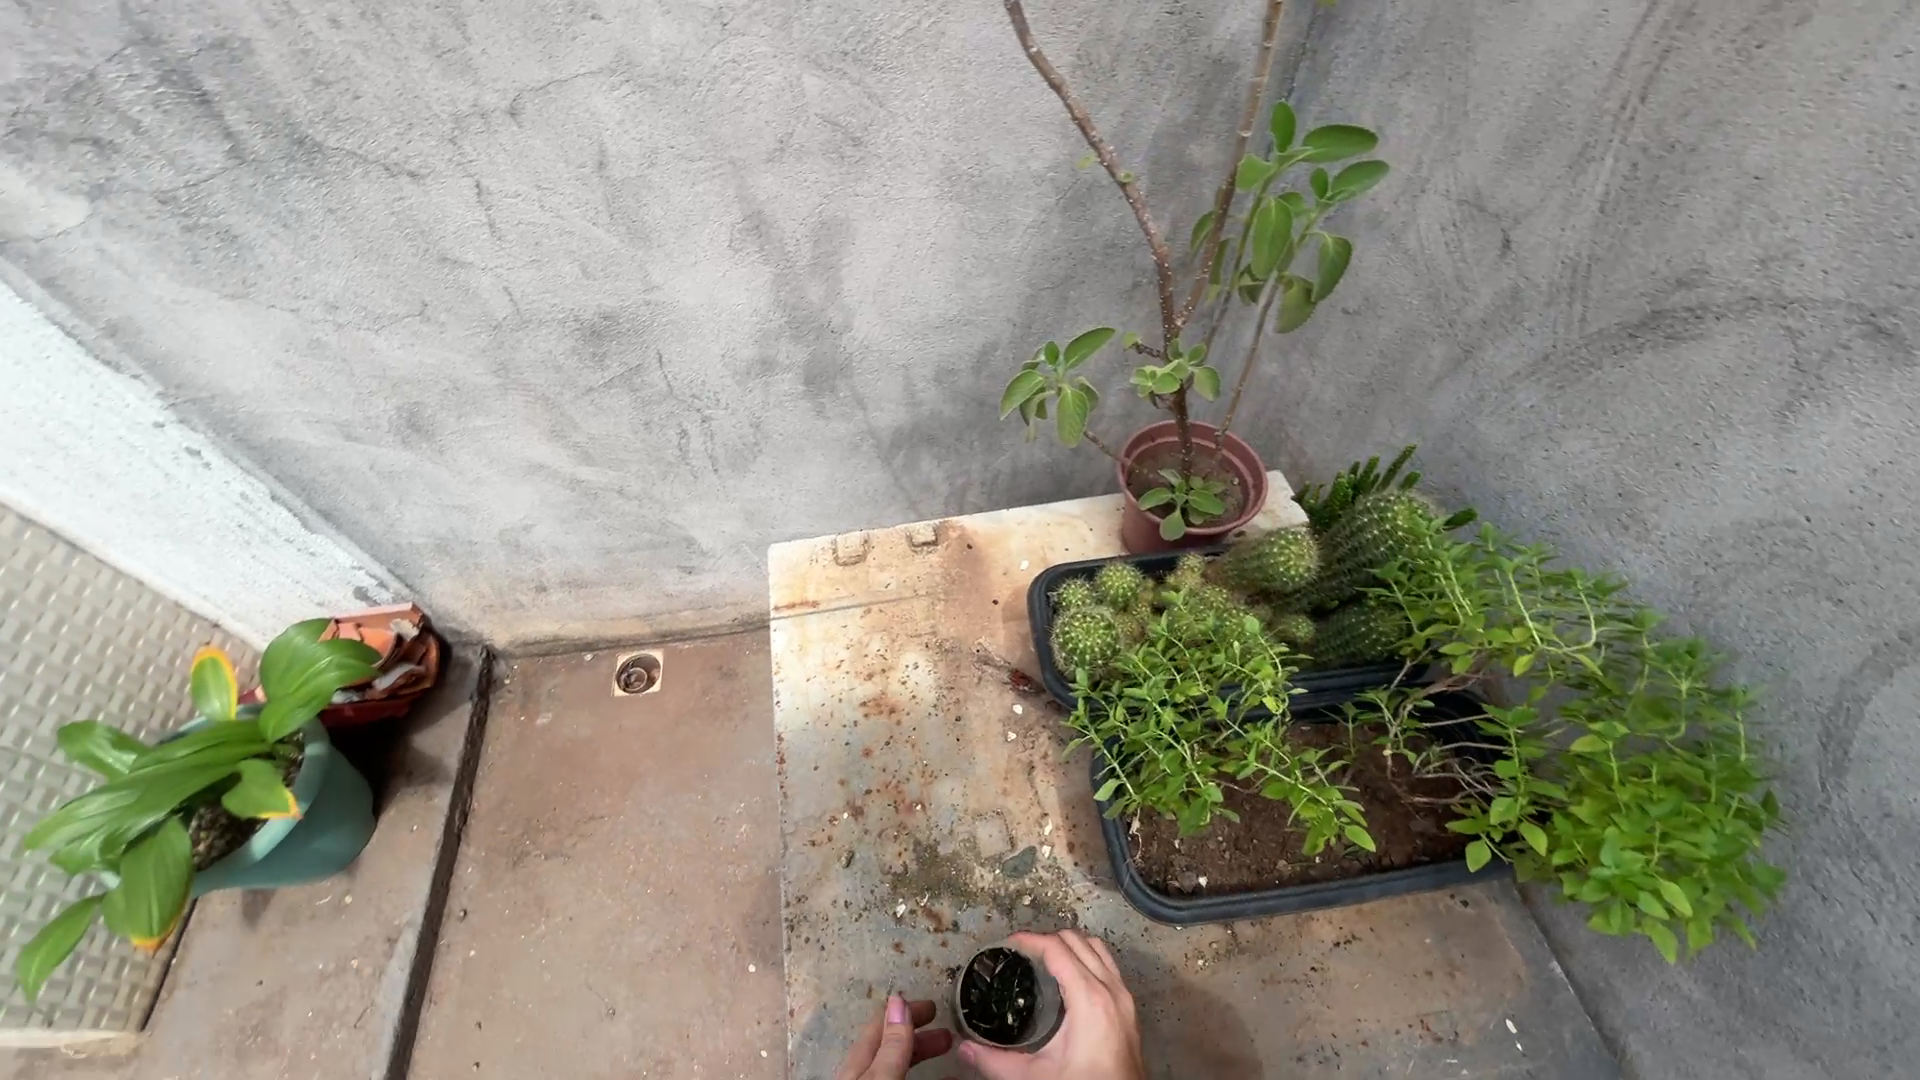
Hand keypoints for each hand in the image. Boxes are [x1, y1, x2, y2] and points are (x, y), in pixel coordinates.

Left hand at [835, 994, 955, 1079]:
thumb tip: (898, 999)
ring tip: (950, 1051)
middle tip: (947, 1030)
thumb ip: (890, 1046)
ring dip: (925, 1056)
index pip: (883, 1025)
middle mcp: (864, 1075)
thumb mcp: (879, 1079)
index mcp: (857, 1064)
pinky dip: (928, 1078)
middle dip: (920, 1035)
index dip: (907, 1011)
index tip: (933, 1006)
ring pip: (902, 1067)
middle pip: (894, 1047)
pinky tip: (949, 1078)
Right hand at [959, 930, 1144, 1079]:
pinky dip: (1088, 958)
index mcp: (1088, 999)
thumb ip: (998, 1062)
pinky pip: (1109, 965)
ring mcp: (1124, 996)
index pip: (1057, 948)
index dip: (1030, 939)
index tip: (1011, 942)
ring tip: (1046, 958)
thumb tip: (966, 1049)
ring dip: (1070, 945)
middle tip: (1023, 952)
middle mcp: (1110, 989)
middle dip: (1047, 939)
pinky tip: (1071, 976)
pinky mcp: (1129, 1007)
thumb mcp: (1037, 1076)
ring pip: (1096, 947)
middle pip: (1076, 940)